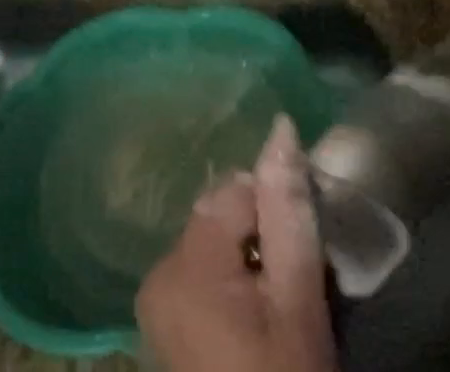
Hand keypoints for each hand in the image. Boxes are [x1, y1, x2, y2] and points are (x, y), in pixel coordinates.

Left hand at [136, 117, 336, 371]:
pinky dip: (224, 282)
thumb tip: (280, 126)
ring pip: (208, 245)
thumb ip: (288, 212)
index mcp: (185, 265)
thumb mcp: (298, 298)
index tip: (298, 248)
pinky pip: (194, 275)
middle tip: (291, 282)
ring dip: (243, 258)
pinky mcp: (157, 322)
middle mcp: (156, 273)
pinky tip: (249, 321)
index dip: (272, 210)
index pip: (232, 192)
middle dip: (257, 234)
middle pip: (216, 217)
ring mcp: (151, 301)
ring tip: (273, 304)